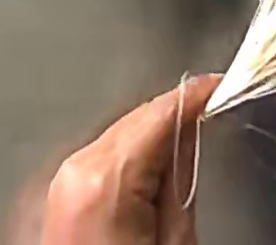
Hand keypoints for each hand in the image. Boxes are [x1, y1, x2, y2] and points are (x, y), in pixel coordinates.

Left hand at [42, 75, 221, 244]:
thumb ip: (180, 184)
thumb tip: (189, 135)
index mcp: (107, 176)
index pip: (155, 114)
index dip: (189, 95)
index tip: (215, 83)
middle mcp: (77, 166)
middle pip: (134, 119)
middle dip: (172, 113)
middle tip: (210, 107)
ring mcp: (63, 177)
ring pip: (118, 133)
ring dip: (152, 131)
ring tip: (189, 134)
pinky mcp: (60, 191)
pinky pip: (103, 154)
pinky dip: (131, 151)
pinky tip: (154, 161)